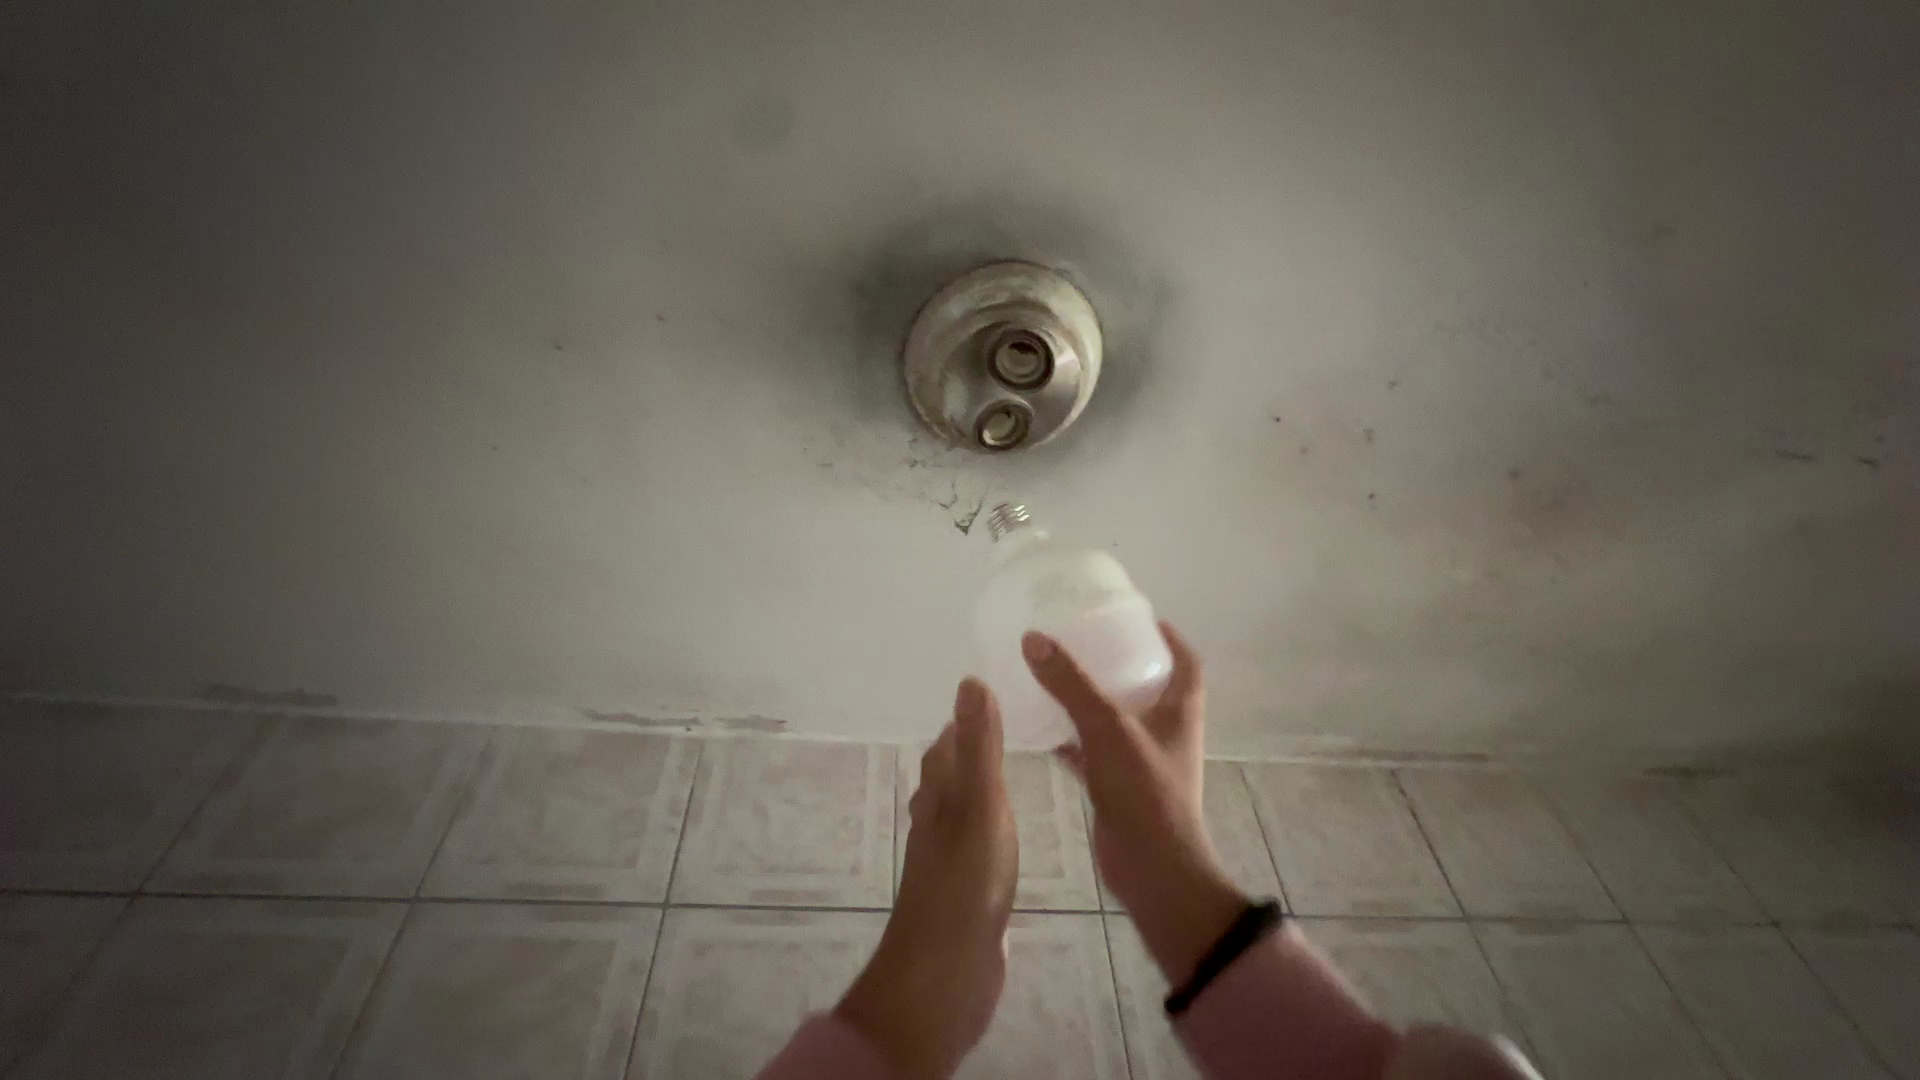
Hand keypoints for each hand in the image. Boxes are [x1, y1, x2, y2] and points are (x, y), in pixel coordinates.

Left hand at [836, 678, 1017, 1079]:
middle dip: (968, 749)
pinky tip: (1006, 833)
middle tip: (1007, 725)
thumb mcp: (979, 804)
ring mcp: (949, 858)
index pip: (946, 744)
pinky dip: (989, 827)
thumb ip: (979, 747)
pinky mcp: (966, 891)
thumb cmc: (964, 881)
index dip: (963, 719)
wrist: (946, 972)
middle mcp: (937, 820)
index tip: (991, 691)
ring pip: (960, 809)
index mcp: (938, 795)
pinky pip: (976, 845)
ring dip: (977, 787)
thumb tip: (969, 681)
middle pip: (947, 774)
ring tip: (1009, 769)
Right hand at [1023, 623, 1247, 985]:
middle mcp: (1166, 733)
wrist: (1152, 870)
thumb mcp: (1106, 728)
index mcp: (1180, 712)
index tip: (1140, 618)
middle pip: (1148, 688)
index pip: (1186, 663)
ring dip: (1093, 701)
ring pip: (1117, 721)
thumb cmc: (1144, 791)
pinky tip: (1042, 729)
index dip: (1169, 638)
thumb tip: (1033, 639)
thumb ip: (1070, 684)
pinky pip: (1093, 752)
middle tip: (1085, 643)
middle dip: (1120, 666)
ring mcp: (1143, 763)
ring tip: (1058, 677)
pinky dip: (1071, 739)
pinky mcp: (1119, 788)